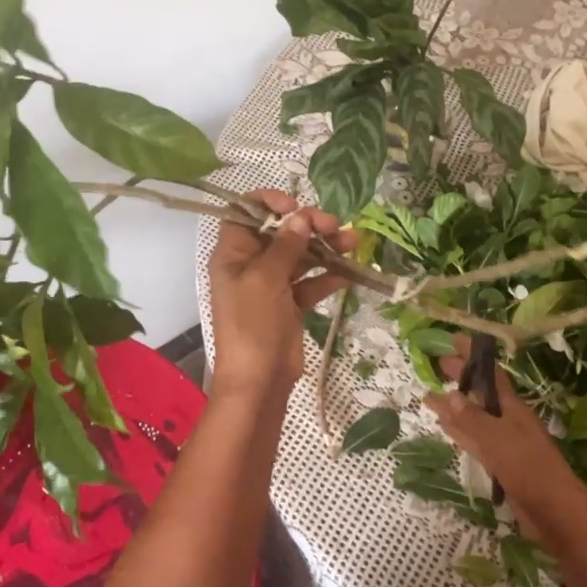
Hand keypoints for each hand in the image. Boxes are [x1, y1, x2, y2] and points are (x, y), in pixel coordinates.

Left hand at [205, 189, 356, 399]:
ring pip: (300, 256)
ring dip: (325, 248)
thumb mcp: (266, 280)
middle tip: (335, 226)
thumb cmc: (252, 326)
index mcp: (233, 254)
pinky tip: (349, 273)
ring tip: (353, 242)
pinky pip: (310, 282)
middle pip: (280, 232)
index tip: (296, 206)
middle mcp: (250, 265)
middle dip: (308, 226)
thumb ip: (285, 246)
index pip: (245, 213)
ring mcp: (271, 285)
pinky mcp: (290, 304)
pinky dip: (328, 276)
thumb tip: (301, 217)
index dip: (269, 204)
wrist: (259, 382)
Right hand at [427, 337, 582, 527]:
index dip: (473, 356)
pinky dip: (458, 429)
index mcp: (512, 407)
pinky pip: (473, 439)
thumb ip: (471, 418)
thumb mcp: (497, 440)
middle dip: (461, 377)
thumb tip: (449, 393)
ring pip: (473, 416)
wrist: (555, 513)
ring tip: (431, 394)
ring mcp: (503, 441)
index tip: (454, 339)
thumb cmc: (529, 469)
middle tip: (437, 363)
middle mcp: (507, 420)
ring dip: (454, 405)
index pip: (490, 373)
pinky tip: (444, 425)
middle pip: (480, 393)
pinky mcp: (499, 462)